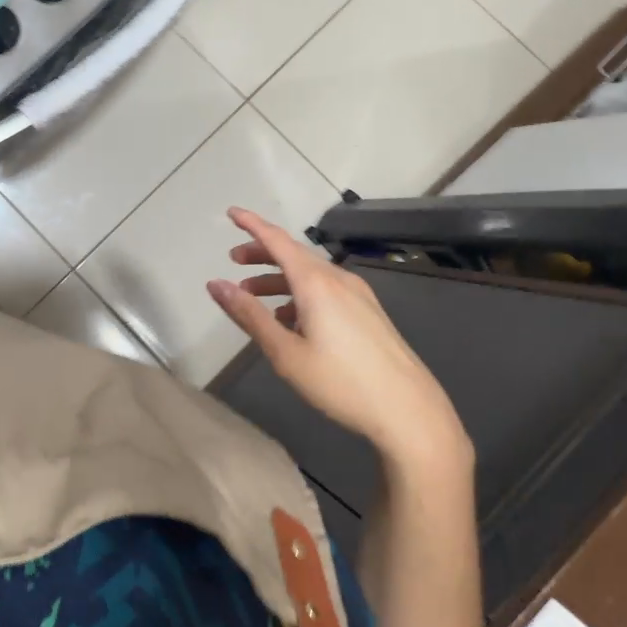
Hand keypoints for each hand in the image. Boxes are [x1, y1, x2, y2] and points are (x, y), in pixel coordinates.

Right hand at [208, 207, 469, 467]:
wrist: (411, 414)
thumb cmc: (341, 383)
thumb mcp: (285, 352)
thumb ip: (249, 315)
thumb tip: (215, 284)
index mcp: (316, 284)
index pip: (278, 241)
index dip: (252, 224)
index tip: (231, 212)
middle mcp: (339, 281)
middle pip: (294, 254)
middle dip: (262, 253)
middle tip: (234, 260)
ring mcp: (359, 296)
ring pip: (311, 274)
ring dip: (279, 277)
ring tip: (255, 296)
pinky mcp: (369, 314)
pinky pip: (326, 290)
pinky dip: (300, 293)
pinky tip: (291, 321)